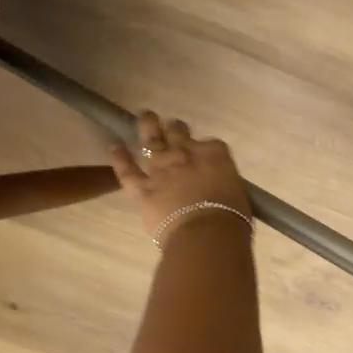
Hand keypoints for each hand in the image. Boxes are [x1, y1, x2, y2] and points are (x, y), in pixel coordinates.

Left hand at [110, 111, 252, 242]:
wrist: (206, 235)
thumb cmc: (231, 218)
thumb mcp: (238, 193)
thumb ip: (224, 183)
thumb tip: (217, 187)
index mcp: (214, 154)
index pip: (211, 144)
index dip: (206, 149)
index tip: (205, 154)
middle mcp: (185, 153)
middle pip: (177, 132)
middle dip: (174, 129)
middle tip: (171, 127)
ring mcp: (161, 168)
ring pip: (151, 140)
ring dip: (147, 126)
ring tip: (145, 117)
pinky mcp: (142, 187)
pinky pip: (127, 170)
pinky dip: (120, 158)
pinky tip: (115, 147)